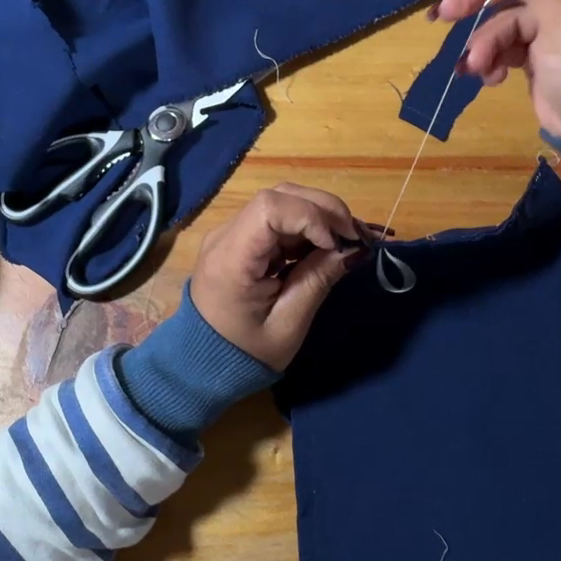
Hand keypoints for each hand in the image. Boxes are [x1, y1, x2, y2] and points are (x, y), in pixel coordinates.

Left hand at [188, 184, 365, 369]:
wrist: (203, 363)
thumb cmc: (246, 353)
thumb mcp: (288, 325)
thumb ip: (318, 280)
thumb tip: (354, 248)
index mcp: (231, 258)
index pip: (270, 208)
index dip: (310, 216)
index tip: (338, 243)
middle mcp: (226, 234)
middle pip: (279, 196)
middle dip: (324, 210)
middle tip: (357, 236)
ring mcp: (231, 233)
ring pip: (282, 201)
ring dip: (319, 215)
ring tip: (348, 239)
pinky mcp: (241, 239)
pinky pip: (278, 219)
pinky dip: (308, 225)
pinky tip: (328, 244)